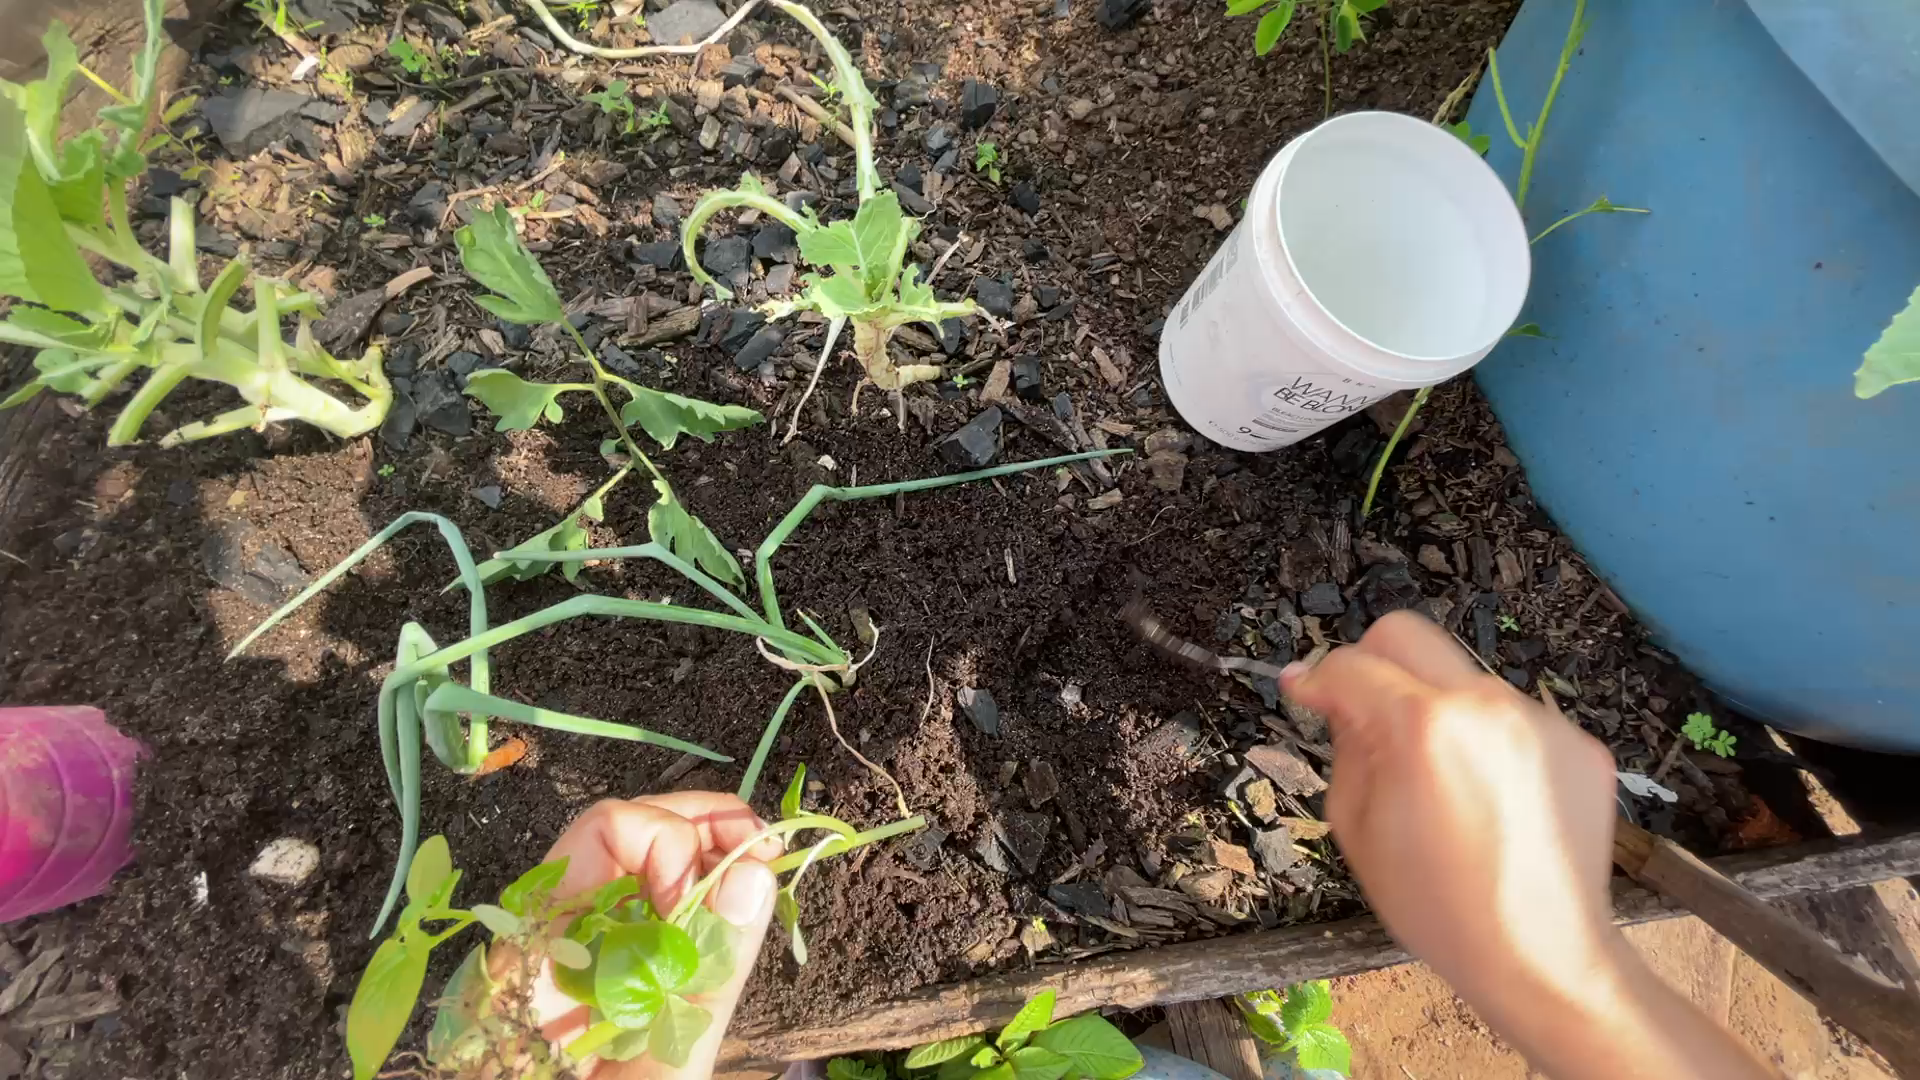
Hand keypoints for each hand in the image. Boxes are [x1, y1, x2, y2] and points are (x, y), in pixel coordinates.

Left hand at [516, 792, 779, 1078]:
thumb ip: (704, 982)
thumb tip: (756, 874)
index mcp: (534, 954)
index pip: (607, 831)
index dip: (670, 844)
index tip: (705, 903)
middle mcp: (548, 928)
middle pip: (632, 825)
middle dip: (707, 829)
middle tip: (762, 862)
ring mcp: (573, 942)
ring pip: (646, 851)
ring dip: (711, 852)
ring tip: (755, 883)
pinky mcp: (600, 959)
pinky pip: (653, 891)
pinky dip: (702, 885)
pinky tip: (729, 914)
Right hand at [1280, 611, 1620, 1009]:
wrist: (1544, 961)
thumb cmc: (1432, 902)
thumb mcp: (1352, 820)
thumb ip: (1344, 741)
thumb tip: (1330, 693)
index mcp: (1422, 727)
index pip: (1348, 664)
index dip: (1314, 678)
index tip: (1302, 693)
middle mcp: (1485, 705)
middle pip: (1403, 632)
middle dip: (1368, 663)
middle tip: (1360, 711)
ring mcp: (1540, 720)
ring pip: (1454, 672)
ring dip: (1427, 700)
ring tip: (1432, 766)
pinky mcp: (1578, 740)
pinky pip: (1503, 709)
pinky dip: (1477, 731)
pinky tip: (1481, 785)